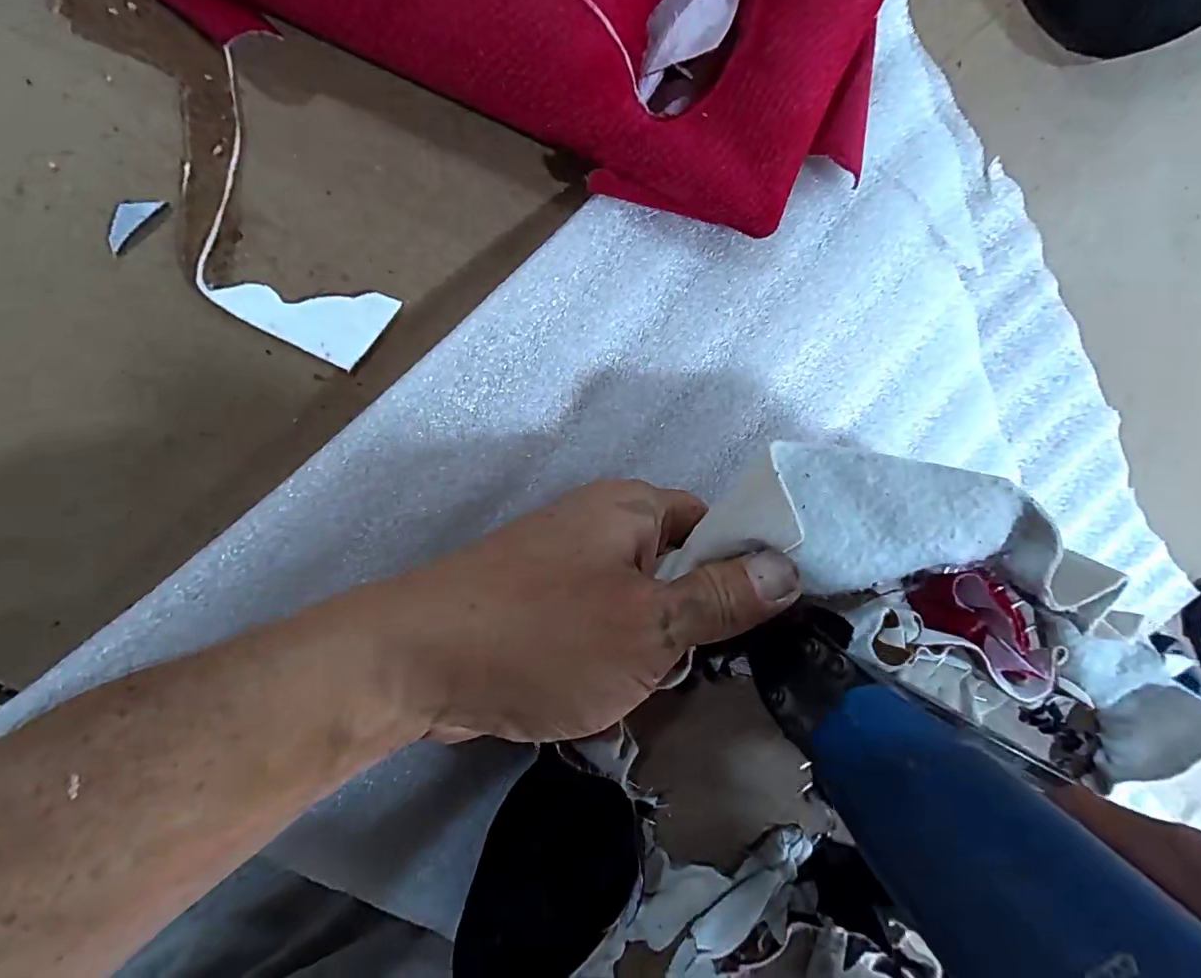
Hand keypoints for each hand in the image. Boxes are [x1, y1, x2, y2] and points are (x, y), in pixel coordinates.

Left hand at [327, 481, 801, 743]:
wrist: (411, 666)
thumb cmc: (543, 637)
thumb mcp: (650, 624)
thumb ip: (721, 599)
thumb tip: (788, 570)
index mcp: (634, 508)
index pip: (717, 524)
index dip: (745, 567)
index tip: (764, 623)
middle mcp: (602, 523)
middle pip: (679, 565)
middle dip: (695, 619)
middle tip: (703, 667)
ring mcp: (567, 563)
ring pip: (641, 602)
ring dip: (653, 646)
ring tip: (651, 687)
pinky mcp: (541, 602)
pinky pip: (601, 622)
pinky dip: (613, 655)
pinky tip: (607, 693)